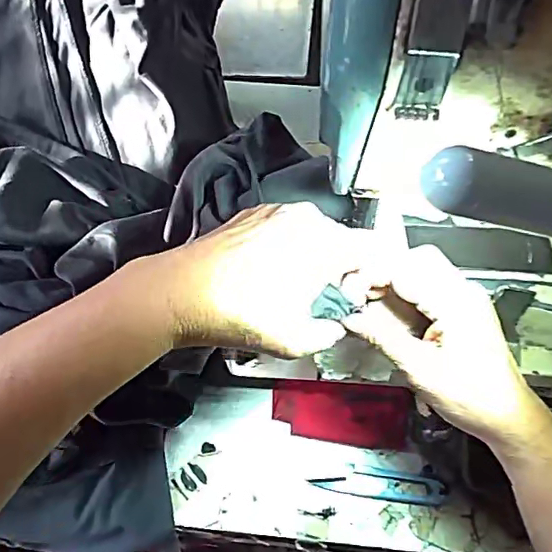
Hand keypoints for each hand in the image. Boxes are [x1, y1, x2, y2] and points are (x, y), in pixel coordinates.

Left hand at [137, 203, 383, 357]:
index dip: (367, 279)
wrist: (180, 292)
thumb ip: (328, 334)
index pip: (372, 251)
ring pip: (310, 235)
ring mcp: (274, 211)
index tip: (350, 299)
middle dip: (337, 271)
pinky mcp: (249, 215)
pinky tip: (263, 277)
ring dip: (309, 261)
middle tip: (318, 301)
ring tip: (287, 292)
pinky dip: (282, 251)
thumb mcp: (295, 340)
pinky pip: (281, 231)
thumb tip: (332, 327)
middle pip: (340, 242)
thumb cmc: (239, 313)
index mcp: (325, 240)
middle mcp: (304, 216)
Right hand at [341, 244, 550, 451]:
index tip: (349, 290)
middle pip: (414, 261)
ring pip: (420, 273)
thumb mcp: (419, 369)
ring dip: (390, 286)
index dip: (372, 276)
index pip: (405, 269)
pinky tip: (388, 317)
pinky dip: (404, 298)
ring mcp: (464, 301)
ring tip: (367, 308)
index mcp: (457, 302)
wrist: (506, 416)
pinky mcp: (461, 312)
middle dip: (381, 275)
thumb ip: (383, 338)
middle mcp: (464, 294)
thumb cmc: (477, 398)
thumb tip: (353, 319)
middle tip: (355, 296)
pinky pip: (427, 291)